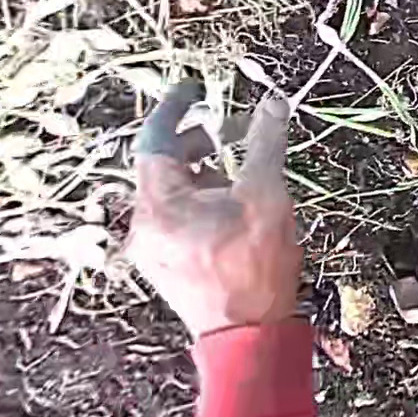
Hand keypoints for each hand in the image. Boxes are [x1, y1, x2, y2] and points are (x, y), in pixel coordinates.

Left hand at [127, 83, 301, 338]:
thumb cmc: (253, 258)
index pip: (153, 144)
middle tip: (239, 127)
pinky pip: (180, 211)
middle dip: (201, 140)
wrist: (248, 328)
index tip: (194, 88)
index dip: (173, 111)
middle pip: (164, 167)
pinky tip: (238, 194)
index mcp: (159, 207)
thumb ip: (265, 142)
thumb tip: (272, 100)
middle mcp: (145, 226)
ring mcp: (154, 247)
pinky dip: (206, 191)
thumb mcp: (264, 191)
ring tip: (246, 161)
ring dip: (207, 167)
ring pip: (174, 190)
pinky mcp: (171, 260)